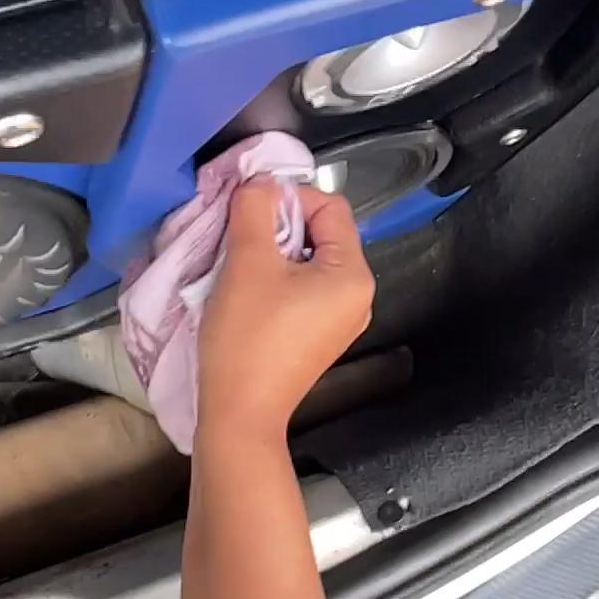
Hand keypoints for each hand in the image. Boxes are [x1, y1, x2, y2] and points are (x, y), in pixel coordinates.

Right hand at [197, 182, 375, 442]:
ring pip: (308, 264)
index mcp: (354, 276)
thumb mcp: (248, 260)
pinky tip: (250, 296)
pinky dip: (277, 283)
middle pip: (321, 235)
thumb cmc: (247, 338)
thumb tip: (262, 184)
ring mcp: (340, 322)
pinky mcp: (319, 339)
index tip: (250, 213)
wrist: (240, 413)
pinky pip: (303, 293)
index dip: (289, 198)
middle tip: (241, 242)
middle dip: (280, 228)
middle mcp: (358, 298)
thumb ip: (257, 207)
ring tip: (242, 271)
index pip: (331, 207)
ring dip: (273, 255)